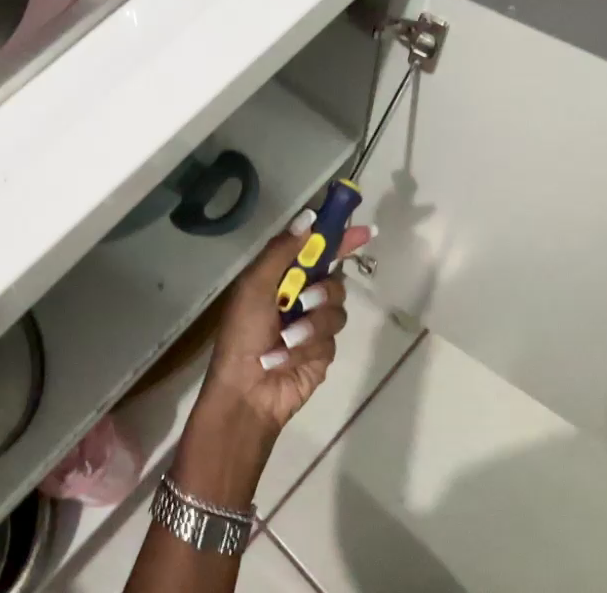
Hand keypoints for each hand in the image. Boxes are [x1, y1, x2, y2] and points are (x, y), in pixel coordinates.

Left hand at [197, 214, 374, 435]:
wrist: (247, 390)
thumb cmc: (243, 333)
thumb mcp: (255, 286)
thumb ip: (282, 252)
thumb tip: (309, 217)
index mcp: (280, 275)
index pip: (315, 249)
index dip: (340, 238)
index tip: (364, 230)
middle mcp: (300, 295)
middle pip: (334, 278)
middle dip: (323, 290)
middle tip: (306, 300)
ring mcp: (314, 323)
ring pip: (336, 309)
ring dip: (310, 325)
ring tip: (286, 339)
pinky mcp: (323, 350)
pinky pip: (330, 338)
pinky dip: (308, 346)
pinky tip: (288, 358)